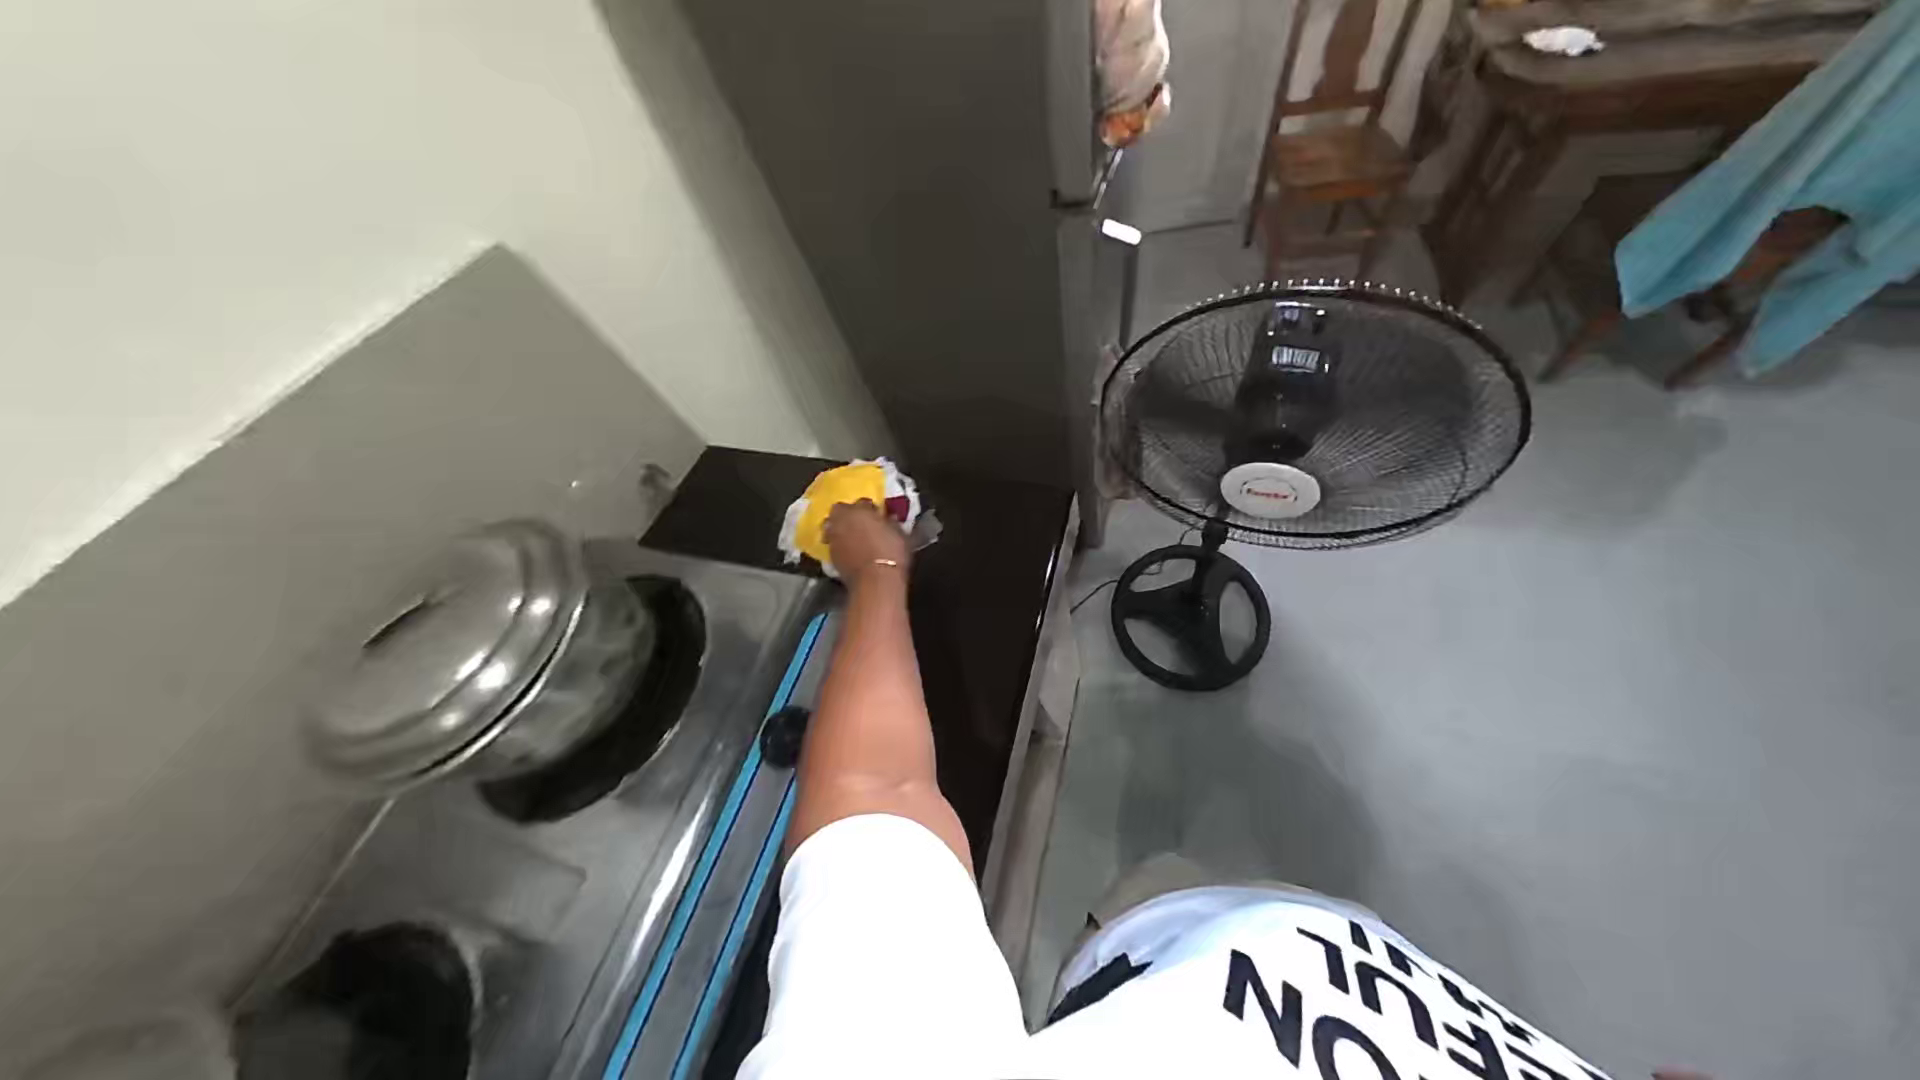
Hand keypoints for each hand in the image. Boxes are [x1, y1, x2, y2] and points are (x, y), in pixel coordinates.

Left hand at [824, 500, 908, 586]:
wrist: (876, 581)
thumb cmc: (892, 553)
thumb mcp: (900, 534)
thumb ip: (891, 523)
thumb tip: (889, 518)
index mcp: (860, 509)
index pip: (863, 502)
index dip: (870, 509)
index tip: (877, 515)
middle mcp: (843, 519)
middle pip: (839, 510)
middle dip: (847, 513)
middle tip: (858, 522)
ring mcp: (834, 537)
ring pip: (831, 525)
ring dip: (839, 528)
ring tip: (849, 535)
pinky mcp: (830, 555)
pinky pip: (832, 543)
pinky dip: (838, 544)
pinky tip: (848, 550)